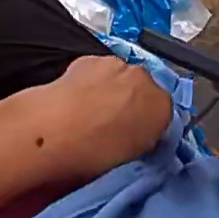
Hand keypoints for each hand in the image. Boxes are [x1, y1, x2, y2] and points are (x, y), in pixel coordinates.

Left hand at [1, 55, 173, 183]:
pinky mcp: (91, 58)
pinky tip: (76, 98)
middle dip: (133, 105)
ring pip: (122, 78)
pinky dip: (92, 81)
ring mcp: (118, 64)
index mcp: (162, 108)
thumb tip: (135, 138)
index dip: (149, 128)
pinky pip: (99, 71)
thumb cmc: (93, 156)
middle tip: (112, 128)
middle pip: (145, 91)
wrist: (53, 130)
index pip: (165, 115)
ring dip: (113, 90)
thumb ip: (141, 143)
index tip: (134, 141)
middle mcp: (146, 79)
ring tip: (90, 113)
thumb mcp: (130, 159)